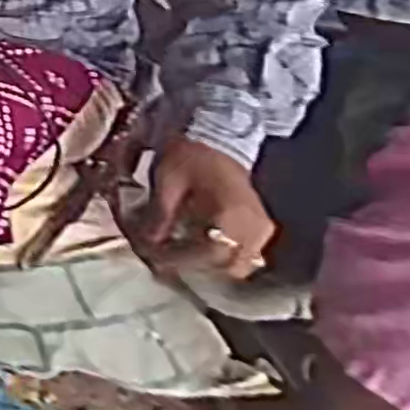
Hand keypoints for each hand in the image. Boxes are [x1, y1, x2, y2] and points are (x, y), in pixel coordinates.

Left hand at [142, 137, 273, 278]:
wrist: (216, 143)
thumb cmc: (188, 159)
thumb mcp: (167, 183)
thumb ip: (160, 215)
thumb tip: (146, 243)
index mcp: (233, 215)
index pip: (211, 253)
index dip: (182, 260)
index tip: (154, 260)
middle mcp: (255, 228)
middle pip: (229, 264)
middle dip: (194, 266)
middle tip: (160, 260)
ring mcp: (262, 230)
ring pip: (238, 263)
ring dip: (206, 264)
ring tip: (172, 254)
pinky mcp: (260, 228)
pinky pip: (243, 253)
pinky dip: (217, 255)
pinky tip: (190, 247)